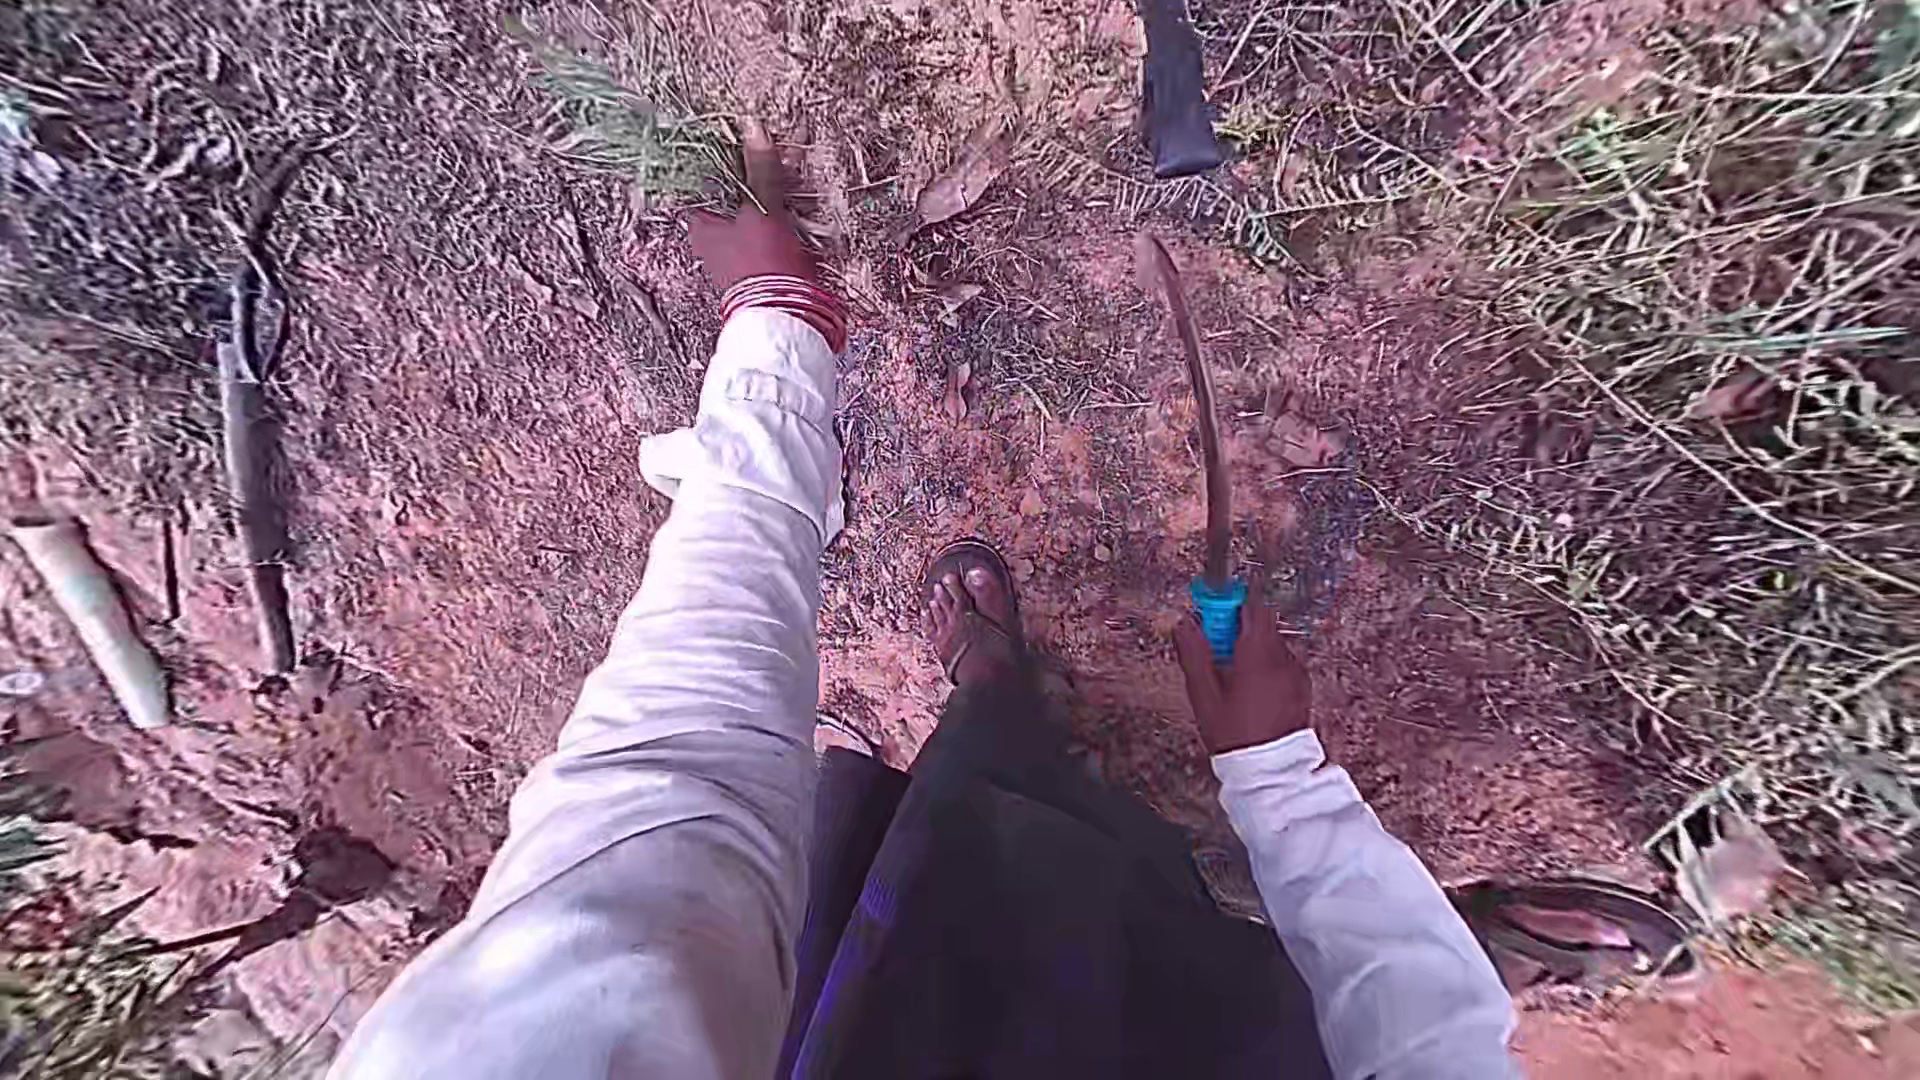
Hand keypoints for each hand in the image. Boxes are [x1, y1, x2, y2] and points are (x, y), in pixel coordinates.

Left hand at [687, 121, 816, 290]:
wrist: (788, 319)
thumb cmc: (764, 266)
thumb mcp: (762, 211)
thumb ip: (760, 172)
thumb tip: (753, 127)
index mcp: (703, 226)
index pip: (709, 180)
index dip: (730, 161)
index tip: (752, 147)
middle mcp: (718, 244)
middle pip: (738, 200)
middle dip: (763, 184)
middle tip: (785, 167)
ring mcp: (743, 260)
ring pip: (761, 220)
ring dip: (782, 207)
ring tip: (800, 195)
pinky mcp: (768, 274)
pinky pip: (779, 242)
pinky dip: (793, 231)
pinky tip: (807, 224)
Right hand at [1173, 594, 1309, 753]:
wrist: (1269, 772)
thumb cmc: (1235, 734)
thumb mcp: (1203, 692)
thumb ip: (1193, 652)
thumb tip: (1184, 624)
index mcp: (1259, 656)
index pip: (1252, 607)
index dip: (1229, 603)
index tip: (1211, 611)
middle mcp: (1284, 659)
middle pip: (1260, 624)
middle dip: (1233, 627)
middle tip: (1212, 646)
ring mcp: (1296, 673)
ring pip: (1269, 642)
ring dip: (1247, 646)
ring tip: (1228, 672)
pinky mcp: (1300, 686)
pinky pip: (1279, 661)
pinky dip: (1262, 663)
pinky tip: (1246, 685)